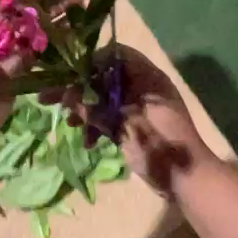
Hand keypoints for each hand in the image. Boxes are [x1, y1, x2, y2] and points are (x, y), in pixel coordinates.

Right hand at [54, 46, 219, 196]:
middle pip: (105, 77)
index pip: (115, 55)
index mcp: (148, 79)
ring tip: (69, 124)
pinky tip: (88, 142)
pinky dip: (99, 125)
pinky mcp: (137, 125)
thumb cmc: (162, 149)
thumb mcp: (126, 127)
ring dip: (86, 109)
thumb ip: (97, 109)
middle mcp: (144, 87)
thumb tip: (68, 96)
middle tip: (48, 99)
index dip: (89, 61)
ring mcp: (140, 107)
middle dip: (79, 89)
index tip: (65, 74)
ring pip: (106, 98)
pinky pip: (113, 117)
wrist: (188, 182)